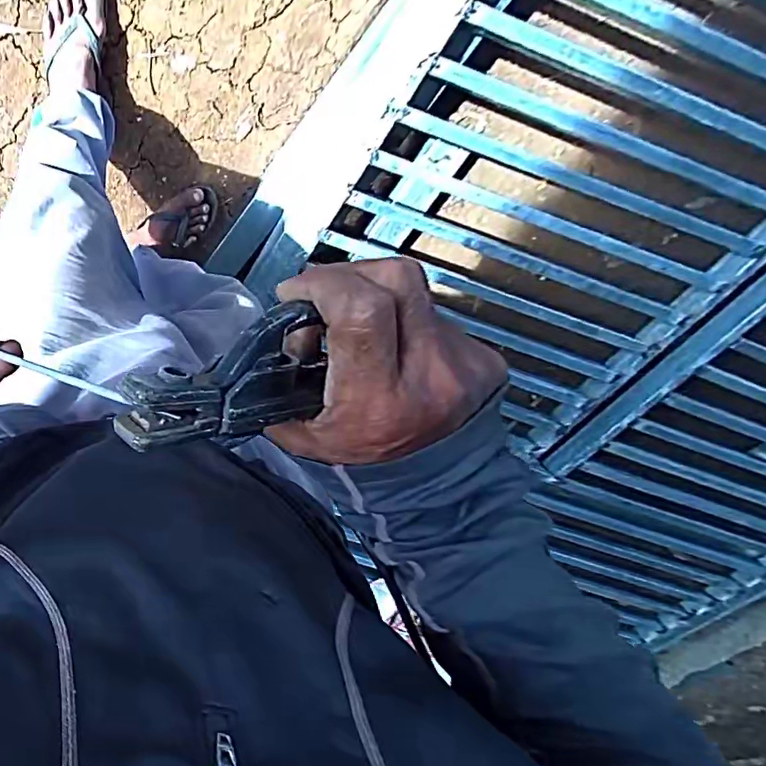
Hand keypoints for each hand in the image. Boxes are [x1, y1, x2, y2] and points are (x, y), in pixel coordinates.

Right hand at [267, 259, 507, 464]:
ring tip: (351, 320)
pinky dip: (398, 315)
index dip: (322, 285)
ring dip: (370, 291)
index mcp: (379, 400)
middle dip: (345, 275)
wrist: (437, 491)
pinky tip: (387, 340)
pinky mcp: (480, 354)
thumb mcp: (304, 435)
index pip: (360, 309)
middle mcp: (429, 376)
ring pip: (412, 287)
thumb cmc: (365, 464)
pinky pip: (430, 310)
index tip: (297, 294)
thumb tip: (285, 327)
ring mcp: (462, 362)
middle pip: (394, 278)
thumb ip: (284, 380)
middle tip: (321, 295)